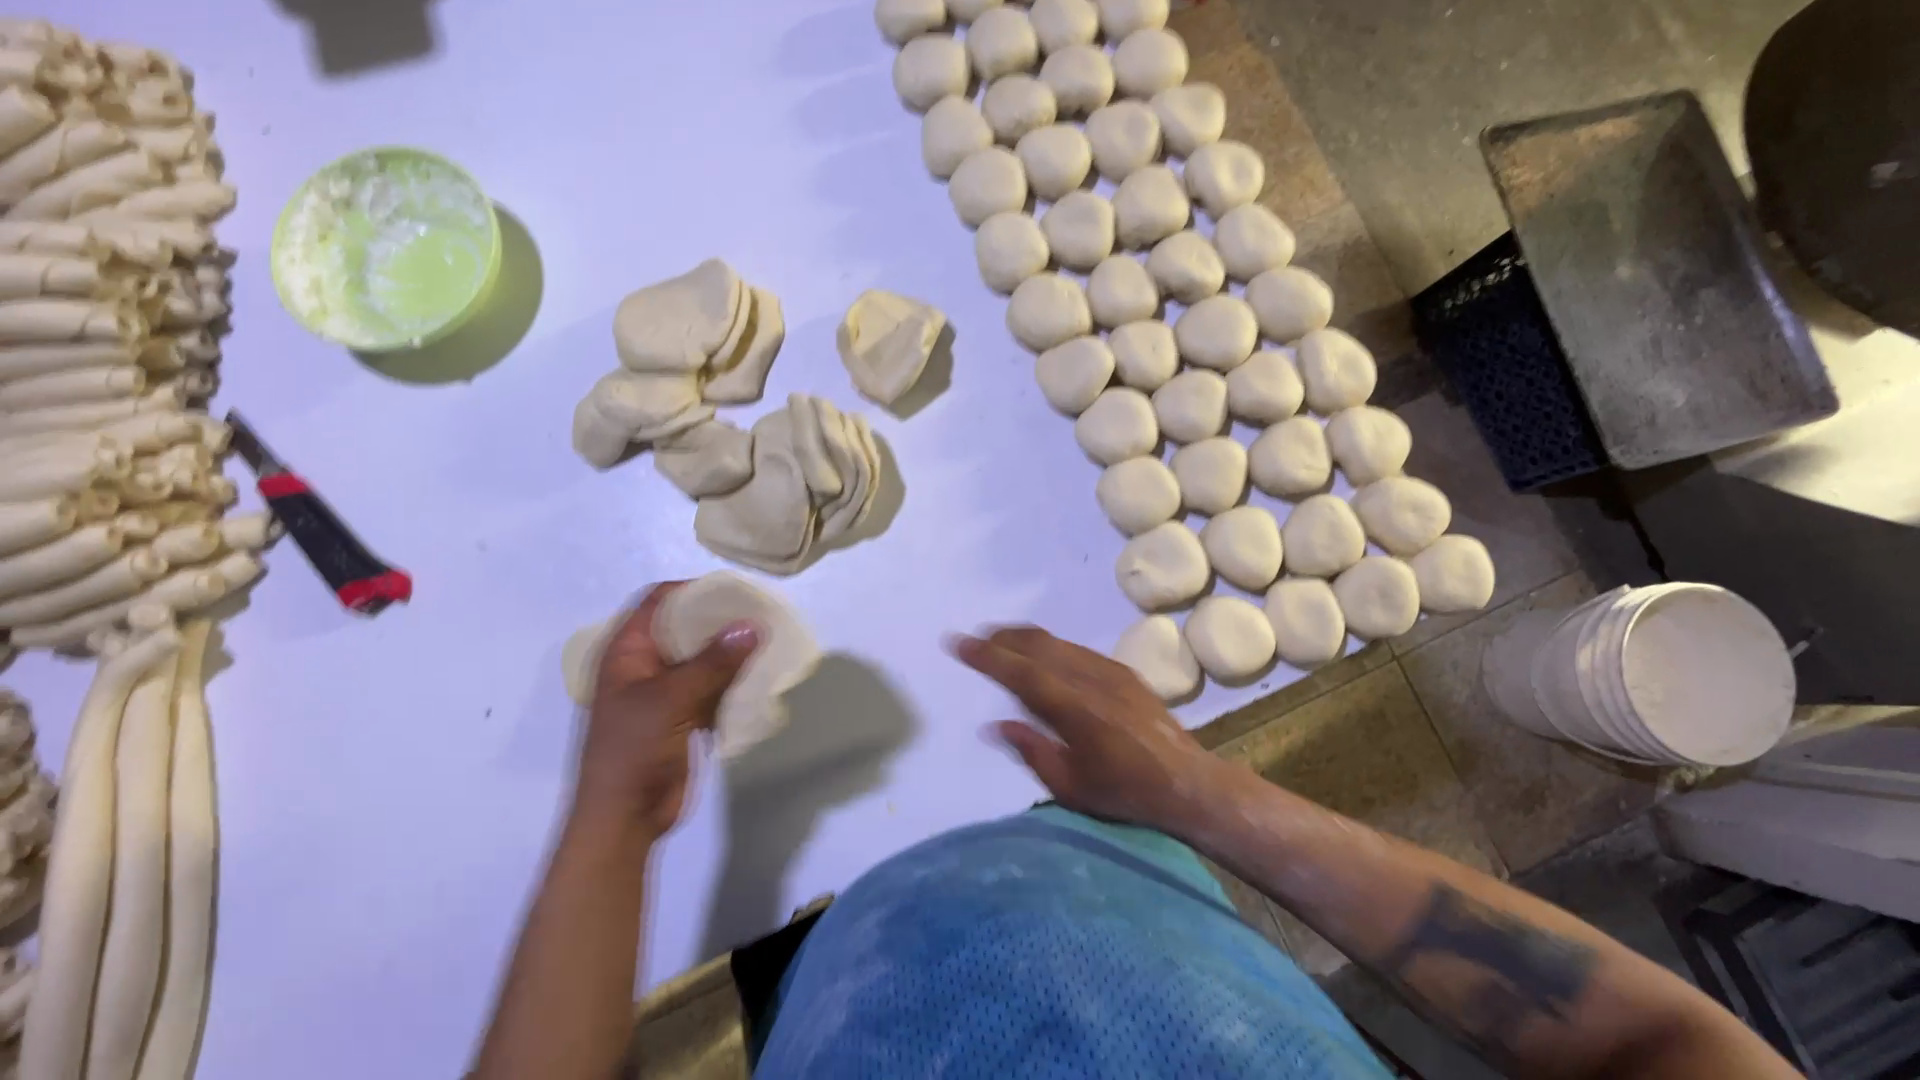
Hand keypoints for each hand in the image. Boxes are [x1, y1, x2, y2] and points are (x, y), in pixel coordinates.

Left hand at [574, 583, 757, 838]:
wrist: (624, 818)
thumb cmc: (633, 750)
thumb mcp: (671, 699)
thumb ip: (713, 662)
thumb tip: (752, 625)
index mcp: (627, 651)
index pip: (658, 601)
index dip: (693, 590)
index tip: (735, 592)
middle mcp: (643, 665)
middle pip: (684, 628)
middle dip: (720, 622)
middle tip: (762, 617)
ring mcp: (662, 693)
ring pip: (701, 660)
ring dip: (730, 654)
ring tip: (769, 644)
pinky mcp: (680, 718)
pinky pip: (710, 689)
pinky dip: (732, 683)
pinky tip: (760, 680)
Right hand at [952, 625, 1222, 832]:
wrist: (1187, 783)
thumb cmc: (1124, 795)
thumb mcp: (1070, 787)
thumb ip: (1031, 751)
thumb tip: (995, 725)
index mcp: (1075, 711)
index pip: (1022, 674)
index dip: (988, 656)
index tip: (958, 643)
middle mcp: (1092, 682)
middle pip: (1038, 646)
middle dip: (1001, 638)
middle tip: (973, 639)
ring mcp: (1111, 673)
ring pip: (1058, 644)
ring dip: (1024, 639)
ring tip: (999, 641)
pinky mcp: (1125, 673)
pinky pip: (1077, 651)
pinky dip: (1050, 648)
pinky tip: (1041, 657)